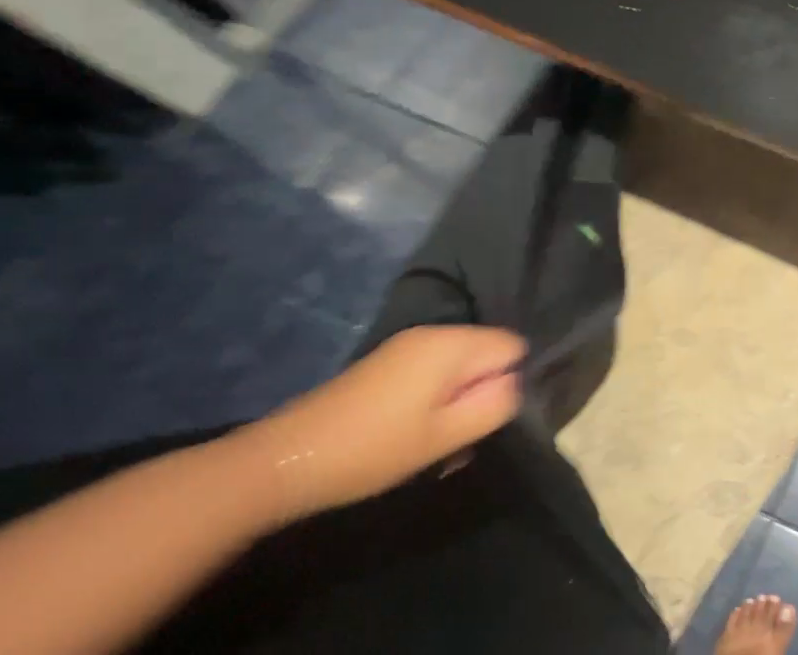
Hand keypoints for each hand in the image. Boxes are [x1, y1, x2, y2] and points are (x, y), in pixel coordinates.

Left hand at [237, 326, 525, 522]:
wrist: (282, 462)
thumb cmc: (372, 449)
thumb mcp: (444, 435)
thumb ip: (493, 405)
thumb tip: (516, 384)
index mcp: (451, 344)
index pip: (513, 346)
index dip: (512, 381)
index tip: (489, 419)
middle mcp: (431, 335)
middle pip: (486, 356)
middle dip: (484, 395)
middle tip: (463, 440)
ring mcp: (404, 349)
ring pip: (460, 370)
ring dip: (459, 405)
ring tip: (438, 446)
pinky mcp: (385, 368)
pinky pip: (434, 376)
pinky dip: (435, 404)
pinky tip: (415, 439)